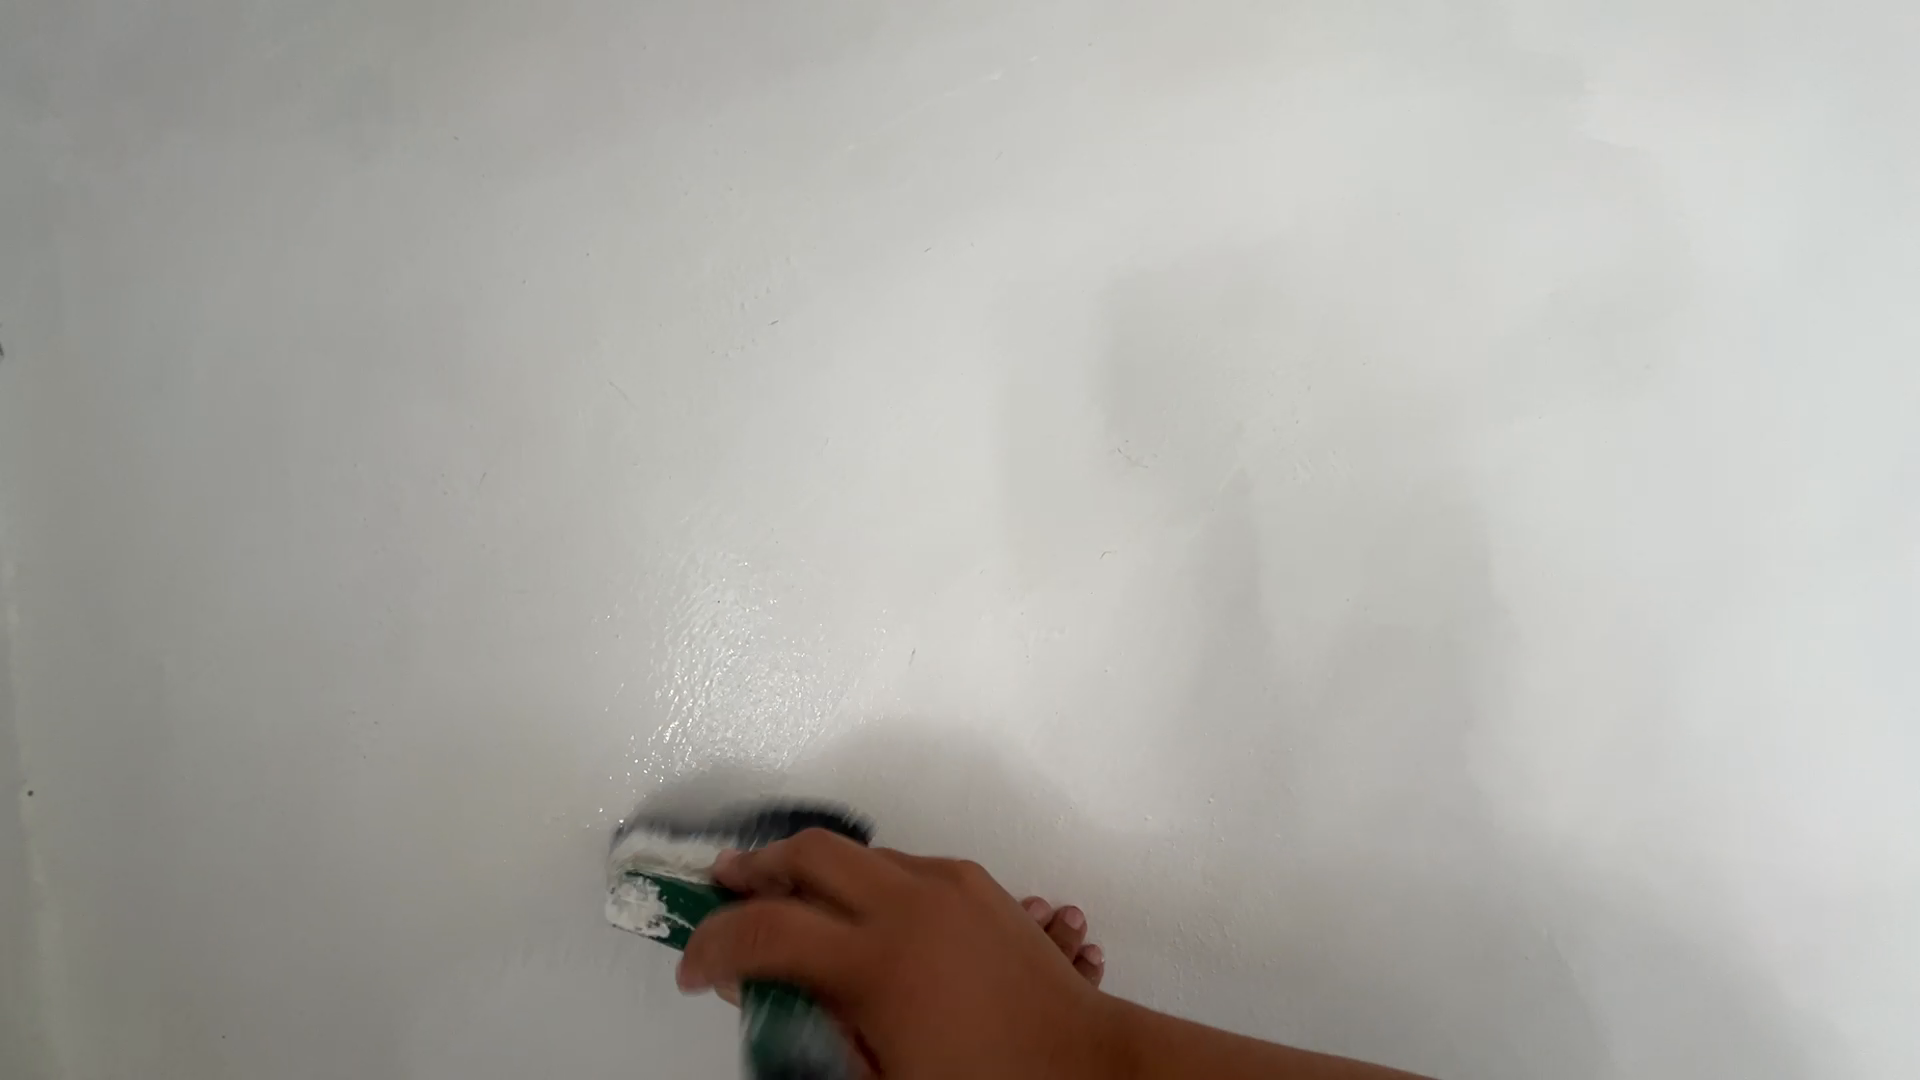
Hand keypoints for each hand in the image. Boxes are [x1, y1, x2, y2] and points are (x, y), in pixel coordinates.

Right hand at [678, 829, 1118, 1079]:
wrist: (1087, 1065)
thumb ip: (816, 1032)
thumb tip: (768, 988)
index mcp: (878, 963)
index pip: (767, 931)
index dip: (713, 943)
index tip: (691, 963)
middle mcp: (909, 901)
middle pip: (810, 852)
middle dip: (756, 867)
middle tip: (722, 885)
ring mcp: (946, 881)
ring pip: (857, 853)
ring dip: (813, 871)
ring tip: (786, 898)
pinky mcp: (974, 878)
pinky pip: (901, 866)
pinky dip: (865, 881)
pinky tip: (860, 915)